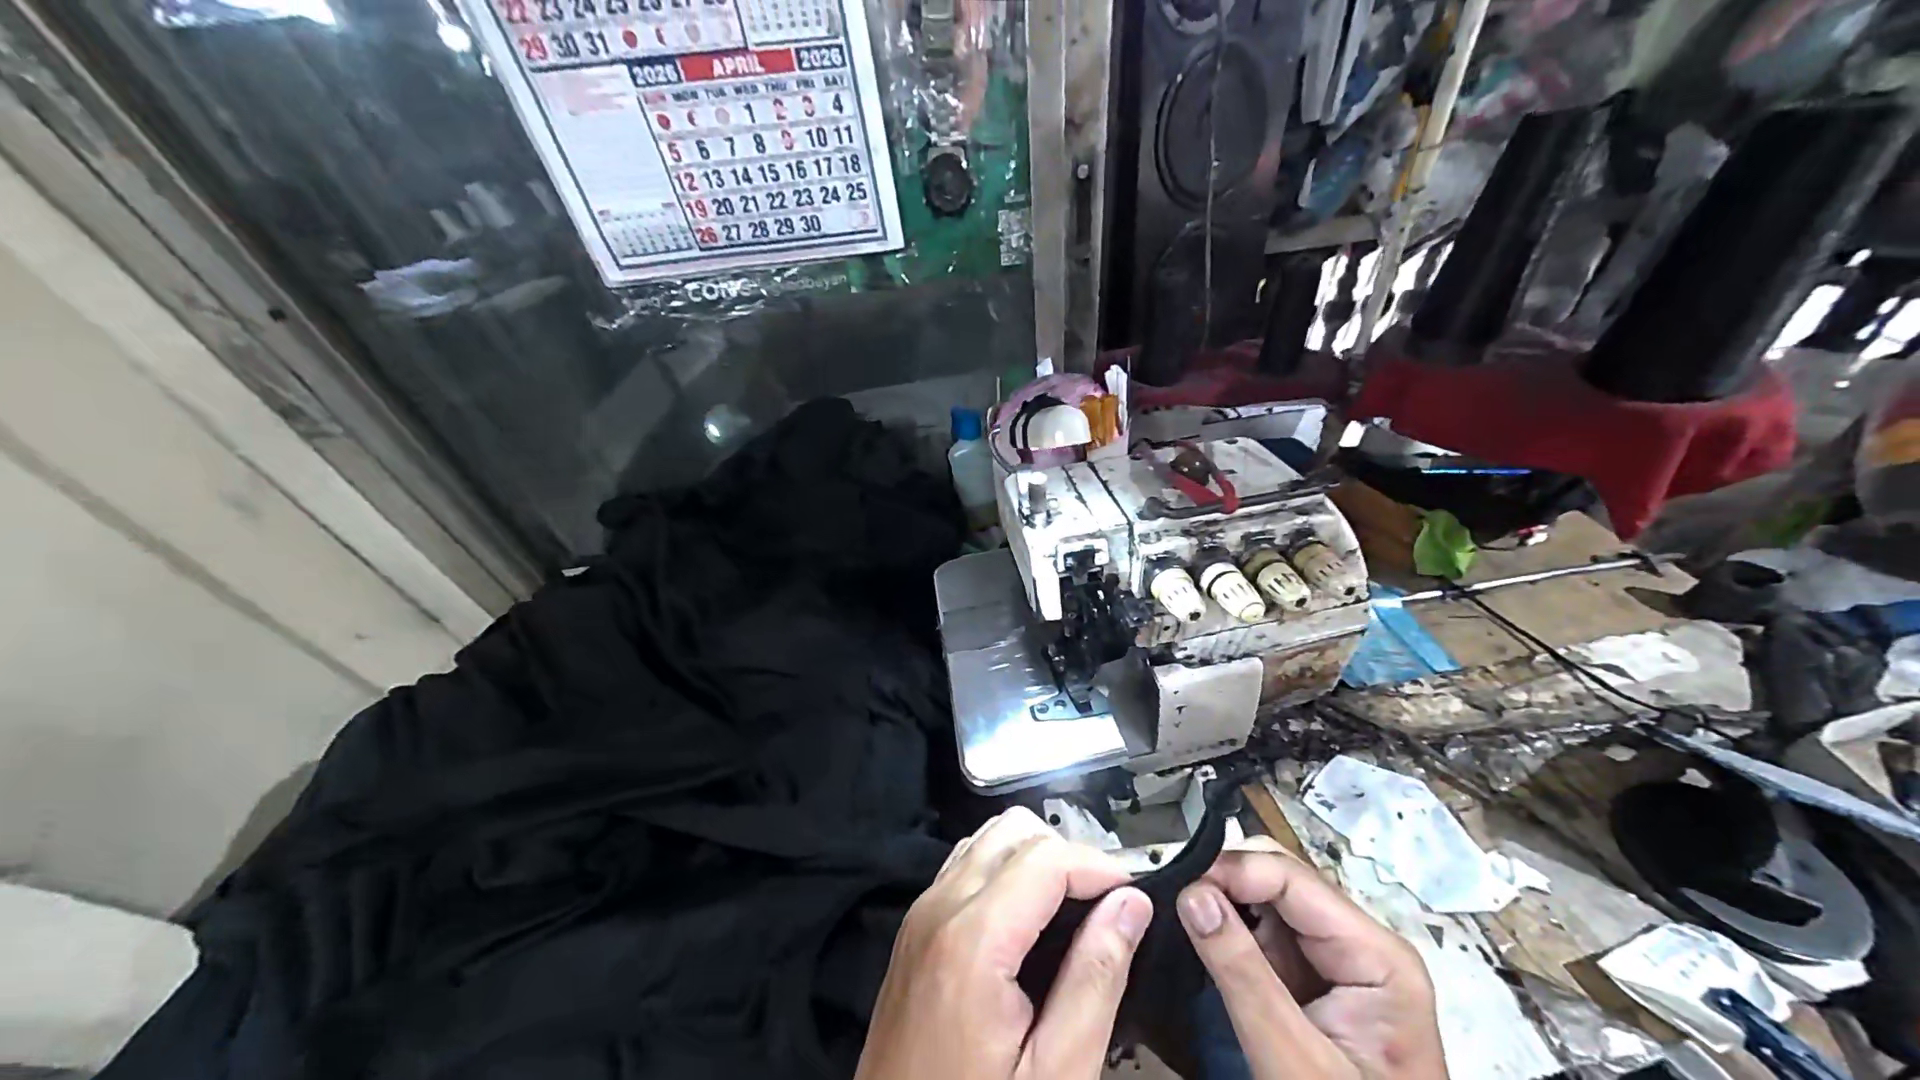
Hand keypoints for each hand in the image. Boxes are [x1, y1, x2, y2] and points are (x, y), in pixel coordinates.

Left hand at [856, 807, 1153, 1079]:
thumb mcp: (1055, 1072)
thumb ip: (1096, 978)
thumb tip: (1132, 904)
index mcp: (972, 938)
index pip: (1046, 856)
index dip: (1100, 866)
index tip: (1135, 898)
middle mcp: (940, 905)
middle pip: (1015, 830)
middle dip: (1069, 854)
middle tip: (1105, 906)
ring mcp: (922, 909)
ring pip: (989, 836)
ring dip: (1037, 855)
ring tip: (1073, 908)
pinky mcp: (917, 923)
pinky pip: (968, 861)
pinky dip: (1006, 865)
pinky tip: (1029, 914)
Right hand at [1176, 838, 1445, 1079]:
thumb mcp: (1294, 1060)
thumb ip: (1244, 975)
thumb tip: (1192, 894)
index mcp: (1377, 955)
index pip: (1291, 877)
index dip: (1231, 869)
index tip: (1177, 882)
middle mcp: (1361, 943)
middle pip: (1281, 879)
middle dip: (1224, 879)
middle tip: (1172, 895)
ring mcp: (1338, 957)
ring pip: (1267, 899)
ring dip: (1222, 900)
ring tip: (1178, 909)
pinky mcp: (1313, 976)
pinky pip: (1264, 931)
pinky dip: (1229, 927)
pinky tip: (1200, 934)